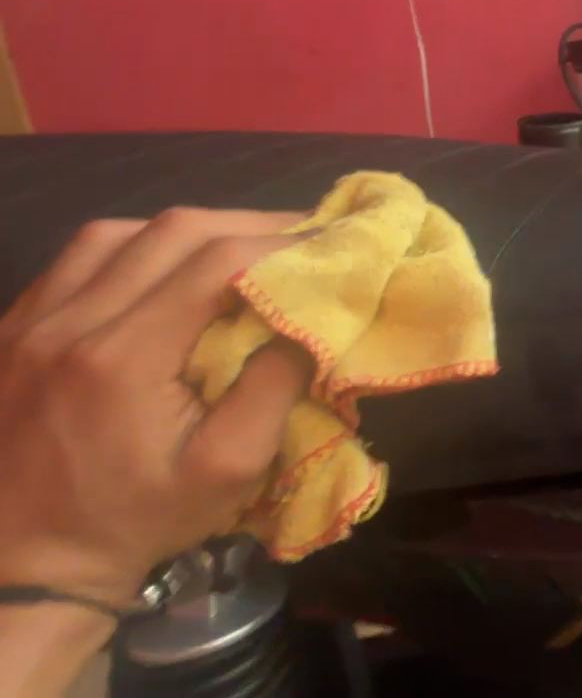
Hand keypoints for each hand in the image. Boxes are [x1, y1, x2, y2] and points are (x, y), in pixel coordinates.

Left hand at [0, 208, 312, 605]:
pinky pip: (76, 261)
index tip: (334, 245)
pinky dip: (137, 247)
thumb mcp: (230, 465)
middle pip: (172, 231)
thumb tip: (312, 319)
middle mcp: (66, 326)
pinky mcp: (7, 336)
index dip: (285, 242)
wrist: (18, 570)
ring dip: (193, 231)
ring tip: (242, 248)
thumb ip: (276, 386)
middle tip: (304, 239)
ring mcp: (25, 327)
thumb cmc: (140, 517)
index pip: (217, 260)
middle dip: (251, 226)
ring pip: (117, 234)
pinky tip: (170, 269)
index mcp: (121, 357)